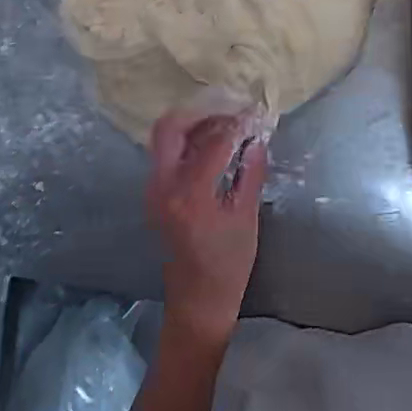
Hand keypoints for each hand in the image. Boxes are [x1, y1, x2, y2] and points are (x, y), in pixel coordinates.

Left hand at [146, 110, 267, 342]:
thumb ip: (250, 174)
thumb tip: (258, 139)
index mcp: (190, 195)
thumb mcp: (246, 217)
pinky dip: (189, 142)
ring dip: (194, 125)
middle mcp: (163, 186)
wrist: (197, 299)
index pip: (213, 142)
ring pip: (166, 138)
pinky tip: (214, 144)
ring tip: (226, 124)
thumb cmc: (228, 264)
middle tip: (231, 111)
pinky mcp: (155, 193)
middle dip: (202, 113)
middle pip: (171, 128)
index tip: (255, 115)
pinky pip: (167, 154)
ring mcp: (154, 189)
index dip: (237, 124)